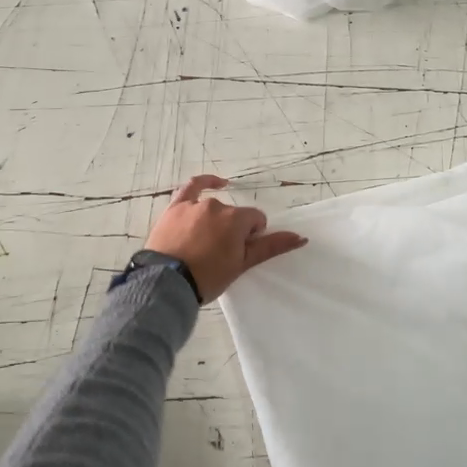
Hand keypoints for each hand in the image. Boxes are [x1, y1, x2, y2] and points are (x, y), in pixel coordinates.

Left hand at [144, 175, 306, 301]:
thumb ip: (271, 246)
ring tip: (204, 245)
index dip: (251, 237)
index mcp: (236, 219)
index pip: (255, 220)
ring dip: (215, 222)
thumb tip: (301, 237)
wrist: (165, 284)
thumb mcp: (242, 265)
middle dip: (232, 232)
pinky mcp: (176, 208)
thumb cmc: (207, 277)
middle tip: (220, 256)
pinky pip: (192, 187)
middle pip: (234, 216)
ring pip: (214, 210)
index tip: (239, 254)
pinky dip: (206, 181)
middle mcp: (218, 206)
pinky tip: (217, 182)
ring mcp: (195, 205)